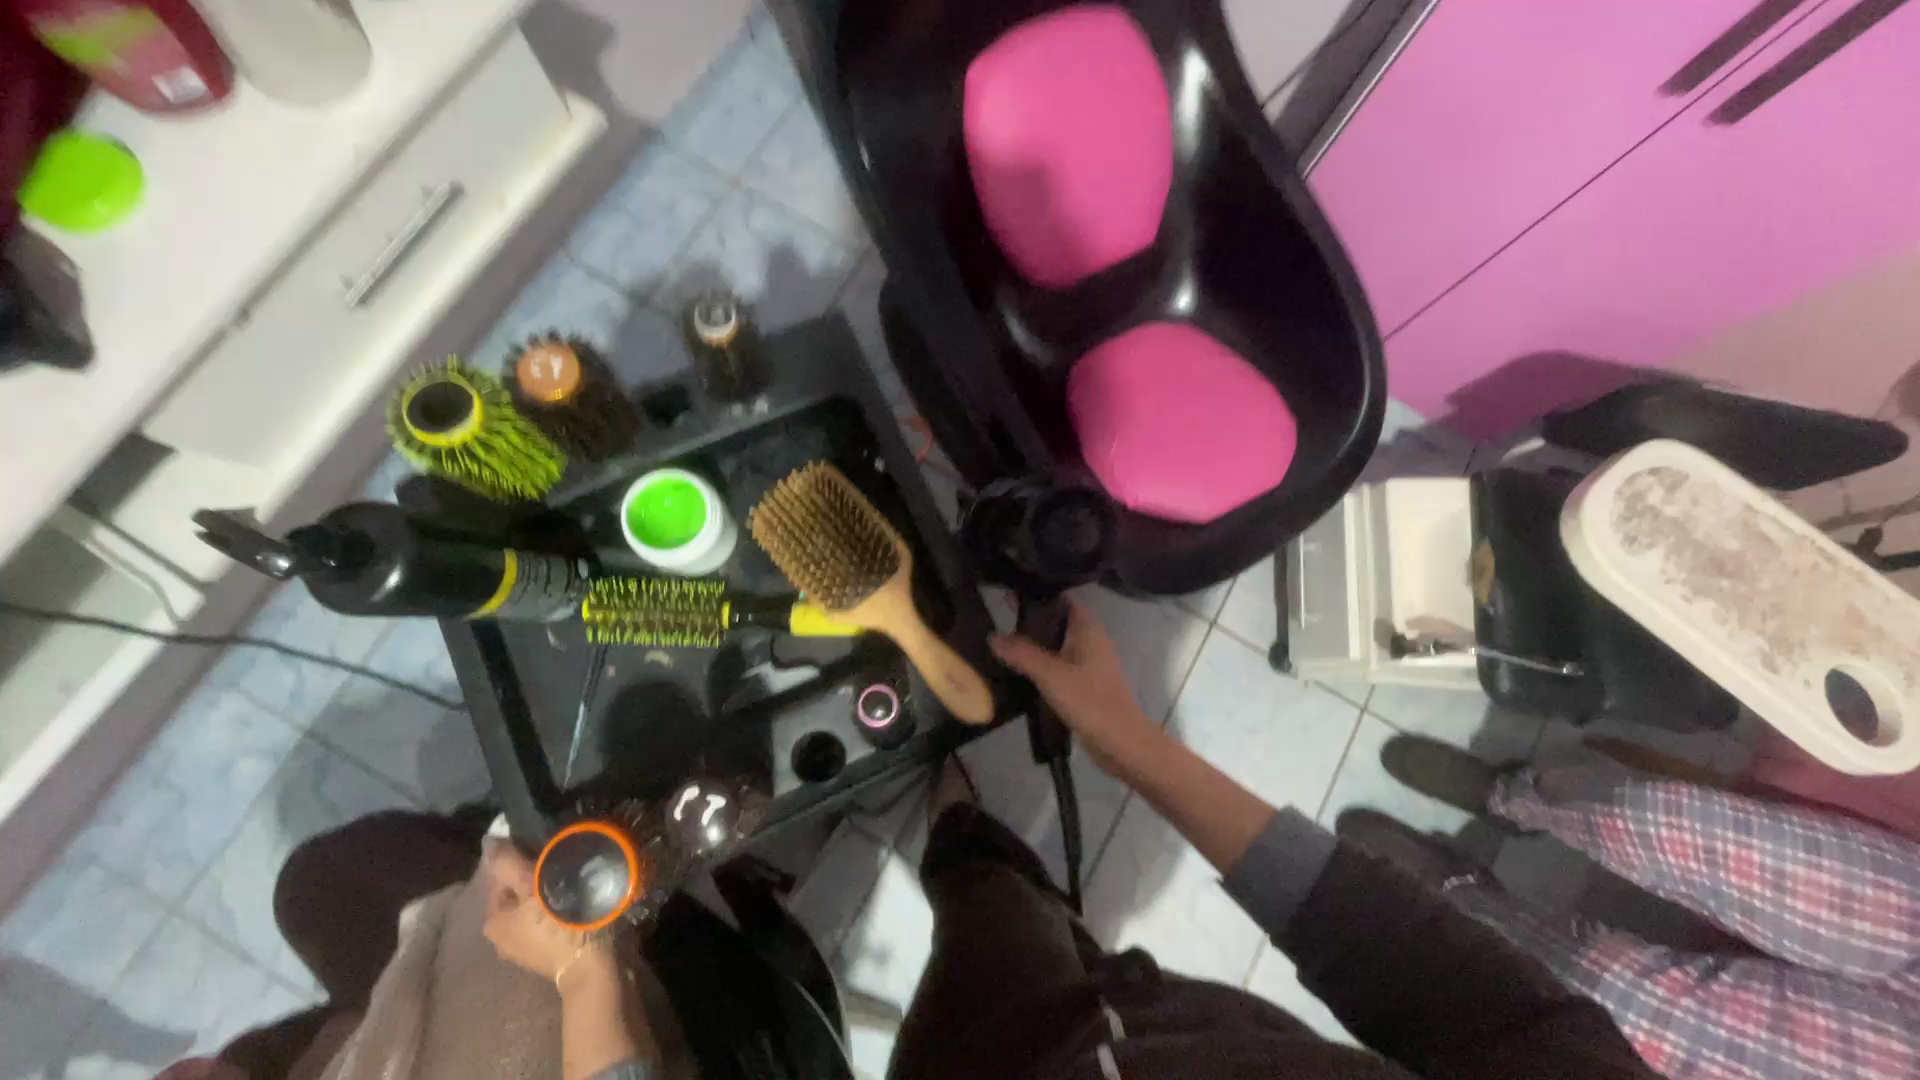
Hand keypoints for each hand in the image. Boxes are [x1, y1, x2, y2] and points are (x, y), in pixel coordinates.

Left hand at [480, 841, 615, 995]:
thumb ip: (509, 863)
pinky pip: (552, 920)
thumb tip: (488, 840)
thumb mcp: (533, 886)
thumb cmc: (562, 923)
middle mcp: (502, 938)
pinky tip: (582, 902)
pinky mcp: (551, 955)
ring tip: (579, 878)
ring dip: (554, 892)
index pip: (502, 876)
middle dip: (540, 877)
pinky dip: (563, 909)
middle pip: (521, 891)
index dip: (523, 859)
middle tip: (567, 863)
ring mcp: (526, 949)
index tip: (551, 849)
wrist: (595, 967)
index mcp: (492, 921)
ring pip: (538, 905)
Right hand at [990, 598, 1166, 775]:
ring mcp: (1089, 664)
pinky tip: (1020, 670)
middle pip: (1058, 621)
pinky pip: (1059, 666)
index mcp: (1087, 629)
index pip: (1062, 599)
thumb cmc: (1090, 700)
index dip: (1039, 592)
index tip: (1011, 589)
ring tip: (1003, 639)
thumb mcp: (1050, 674)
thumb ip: (1021, 653)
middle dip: (1032, 618)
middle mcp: (1090, 640)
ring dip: (1035, 643)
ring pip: (1057, 645)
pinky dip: (1041, 664)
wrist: (1121, 742)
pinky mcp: (1085, 684)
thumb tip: (992, 636)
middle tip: (999, 613)